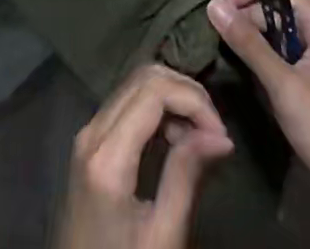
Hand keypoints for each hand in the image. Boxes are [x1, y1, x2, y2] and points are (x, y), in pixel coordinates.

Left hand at [57, 63, 234, 248]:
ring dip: (173, 98)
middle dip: (187, 93)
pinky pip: (127, 102)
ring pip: (136, 84)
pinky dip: (157, 108)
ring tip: (197, 138)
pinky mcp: (90, 142)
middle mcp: (91, 133)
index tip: (220, 134)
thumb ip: (187, 176)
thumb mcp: (162, 235)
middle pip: (145, 77)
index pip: (155, 90)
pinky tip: (175, 139)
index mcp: (107, 157)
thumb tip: (222, 135)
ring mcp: (87, 135)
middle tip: (212, 131)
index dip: (195, 100)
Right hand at [208, 0, 309, 248]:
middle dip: (240, 17)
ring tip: (211, 50)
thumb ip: (249, 44)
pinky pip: (274, 55)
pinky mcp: (304, 76)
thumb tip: (213, 4)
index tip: (212, 9)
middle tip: (205, 36)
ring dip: (244, 40)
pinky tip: (233, 70)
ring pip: (269, 33)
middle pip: (269, 7)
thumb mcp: (284, 86)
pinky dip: (254, 60)